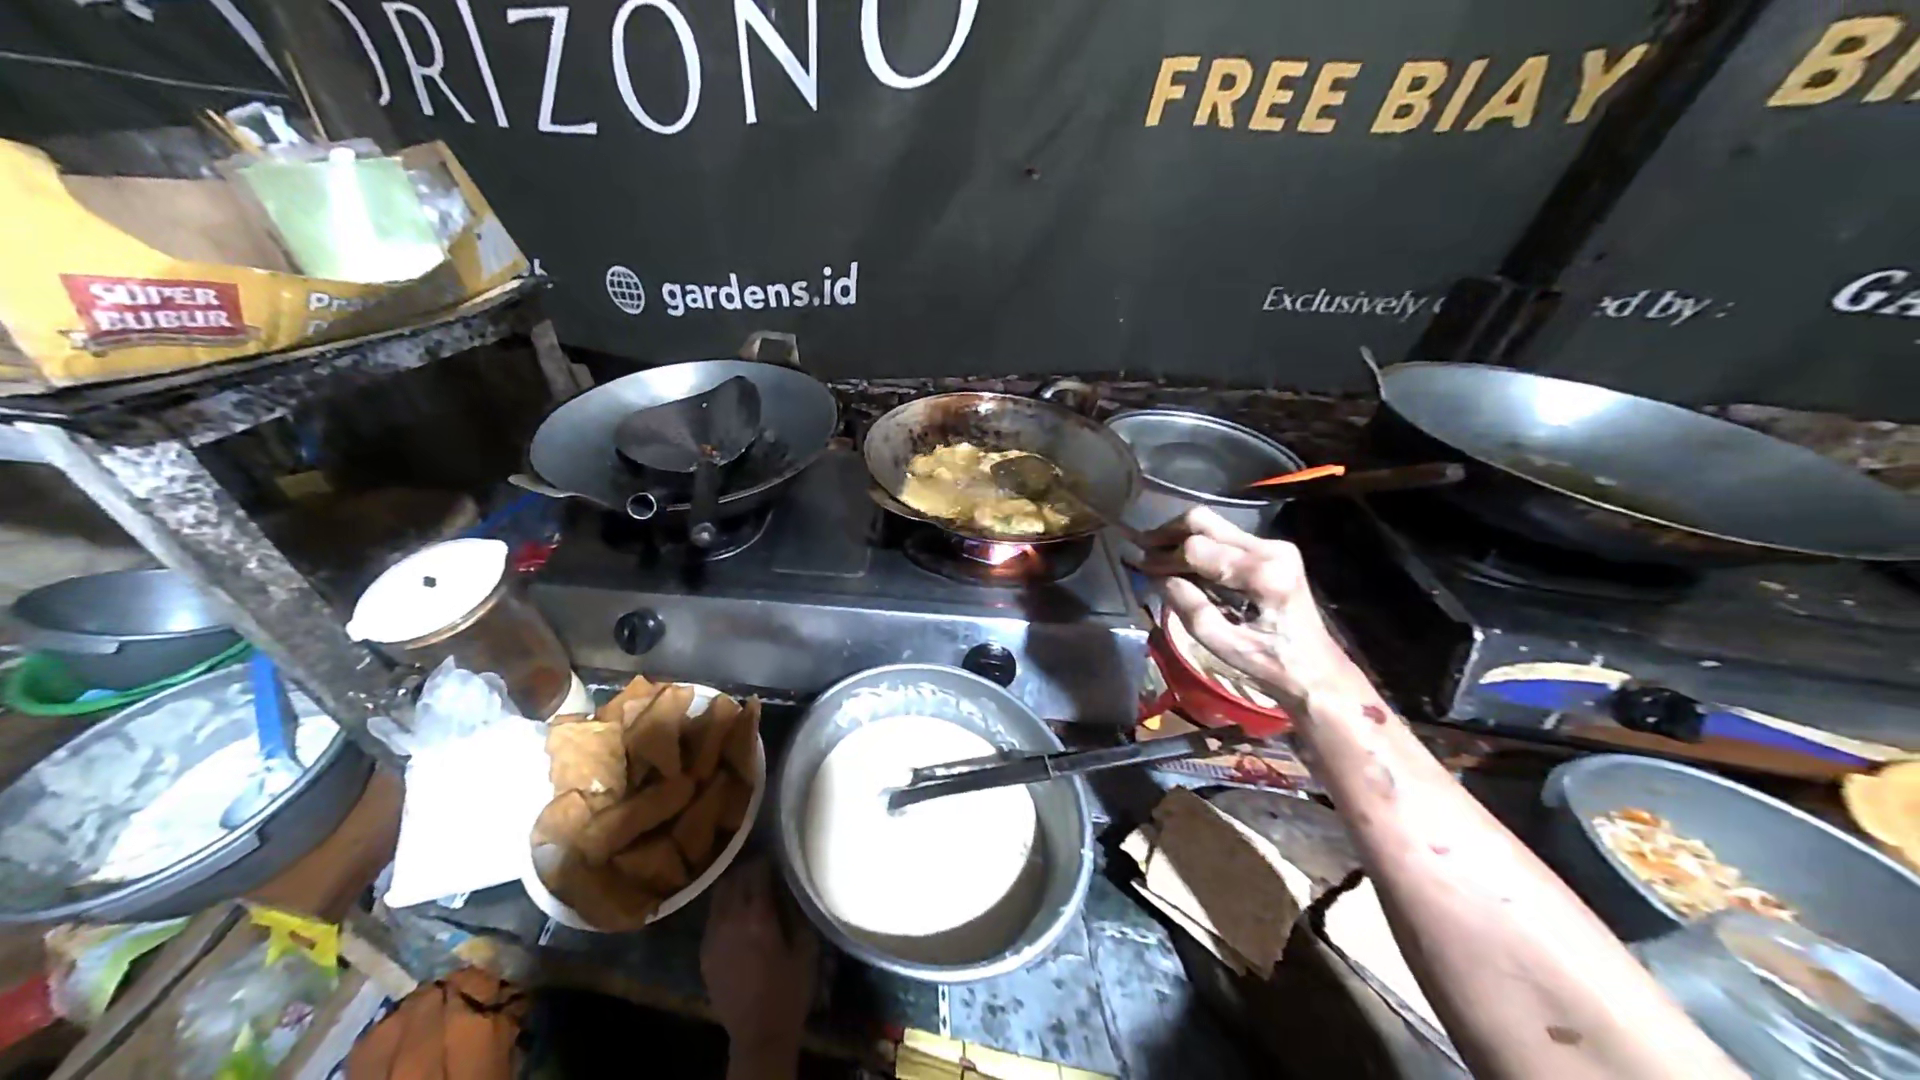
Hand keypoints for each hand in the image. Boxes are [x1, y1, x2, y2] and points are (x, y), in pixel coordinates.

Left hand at [700, 859, 817, 1062]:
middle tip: (764, 866)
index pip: (757, 871)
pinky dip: (724, 905)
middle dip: (748, 867)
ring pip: (718, 894)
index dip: (767, 859)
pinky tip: (737, 911)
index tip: (777, 854)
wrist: (758, 1035)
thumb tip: (791, 886)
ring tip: (749, 884)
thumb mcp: (806, 947)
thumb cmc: (789, 990)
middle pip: (733, 877)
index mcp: (758, 916)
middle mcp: (730, 920)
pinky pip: (712, 916)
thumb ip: (797, 912)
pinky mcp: (704, 952)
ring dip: (733, 883)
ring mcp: (713, 936)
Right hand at [1157, 507, 1354, 711]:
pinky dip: (1198, 546)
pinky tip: (1180, 561)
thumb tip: (1159, 579)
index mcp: (1264, 574)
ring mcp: (1274, 547)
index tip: (1139, 567)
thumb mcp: (1226, 646)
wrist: (1319, 672)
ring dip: (1181, 537)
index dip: (1163, 557)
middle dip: (1168, 533)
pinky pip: (1225, 537)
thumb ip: (1191, 610)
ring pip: (1214, 525)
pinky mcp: (1272, 552)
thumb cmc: (1273, 666)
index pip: (1198, 550)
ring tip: (1154, 553)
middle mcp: (1271, 549)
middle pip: (1206, 522)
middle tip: (1140, 548)